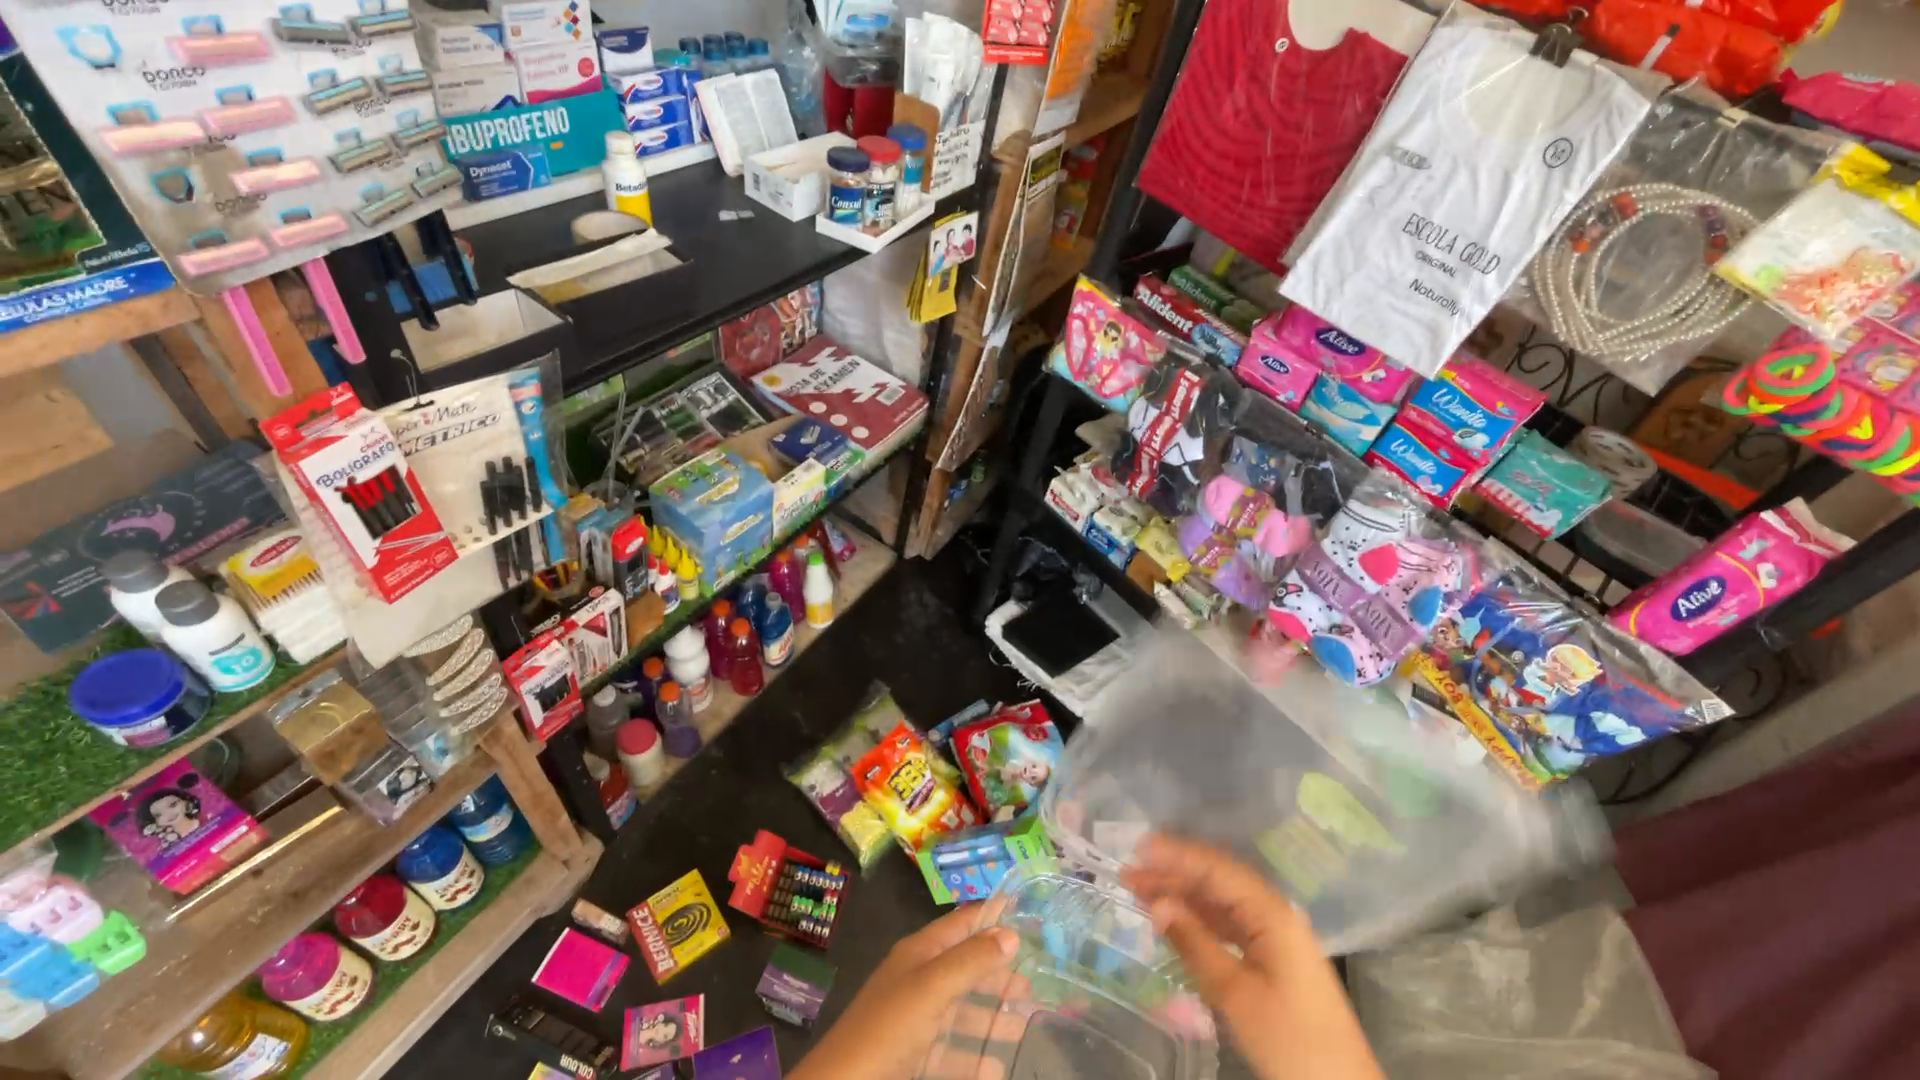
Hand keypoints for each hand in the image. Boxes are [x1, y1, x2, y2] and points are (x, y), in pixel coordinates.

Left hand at [790, 900, 1017, 1079]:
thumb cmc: (889, 1027)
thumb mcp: (932, 988)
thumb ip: (971, 961)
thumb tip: (1011, 932)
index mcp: (920, 953)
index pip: (961, 923)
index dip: (991, 915)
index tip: (1026, 911)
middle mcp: (919, 979)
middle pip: (966, 969)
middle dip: (998, 974)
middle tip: (1035, 983)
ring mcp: (916, 1019)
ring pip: (962, 1012)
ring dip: (992, 1018)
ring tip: (1023, 1025)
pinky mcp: (915, 1056)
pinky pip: (951, 1052)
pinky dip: (974, 1059)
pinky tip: (996, 1068)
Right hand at [1123, 834, 1383, 1079]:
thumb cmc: (1290, 1039)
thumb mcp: (1235, 993)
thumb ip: (1194, 942)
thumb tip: (1157, 902)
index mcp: (1272, 913)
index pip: (1218, 870)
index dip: (1178, 854)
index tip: (1139, 846)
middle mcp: (1274, 914)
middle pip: (1218, 882)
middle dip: (1173, 874)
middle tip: (1127, 872)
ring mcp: (1274, 936)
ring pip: (1220, 903)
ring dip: (1181, 895)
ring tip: (1138, 890)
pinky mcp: (1271, 958)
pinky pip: (1228, 925)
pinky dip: (1197, 918)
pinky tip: (1172, 919)